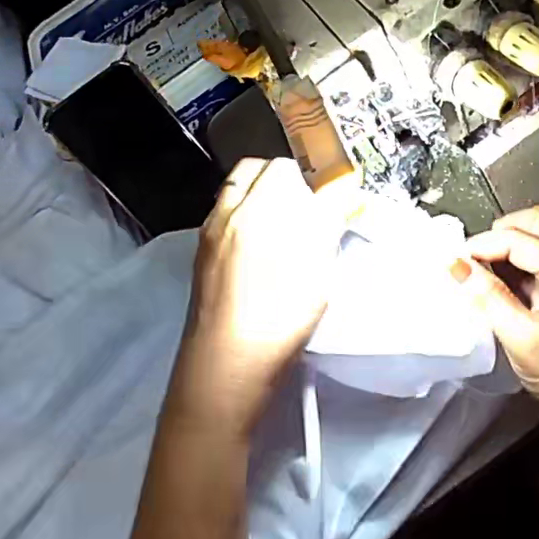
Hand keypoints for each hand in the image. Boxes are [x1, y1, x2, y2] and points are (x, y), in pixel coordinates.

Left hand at [176, 158, 339, 430]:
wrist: (224, 370)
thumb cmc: (277, 322)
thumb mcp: (317, 272)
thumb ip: (327, 226)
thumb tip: (337, 197)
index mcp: (256, 211)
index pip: (287, 168)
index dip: (314, 178)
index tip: (330, 196)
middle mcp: (226, 214)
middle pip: (255, 170)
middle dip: (284, 178)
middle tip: (308, 205)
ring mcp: (208, 236)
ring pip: (236, 192)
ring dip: (262, 196)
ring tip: (286, 227)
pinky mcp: (201, 258)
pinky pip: (225, 217)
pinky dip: (246, 217)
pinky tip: (264, 251)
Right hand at [450, 207, 538, 439]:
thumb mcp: (524, 341)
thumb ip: (490, 299)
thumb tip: (457, 266)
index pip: (518, 238)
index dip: (481, 245)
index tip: (453, 264)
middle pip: (536, 222)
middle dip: (500, 233)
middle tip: (473, 261)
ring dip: (508, 248)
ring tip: (481, 275)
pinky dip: (517, 265)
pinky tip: (498, 288)